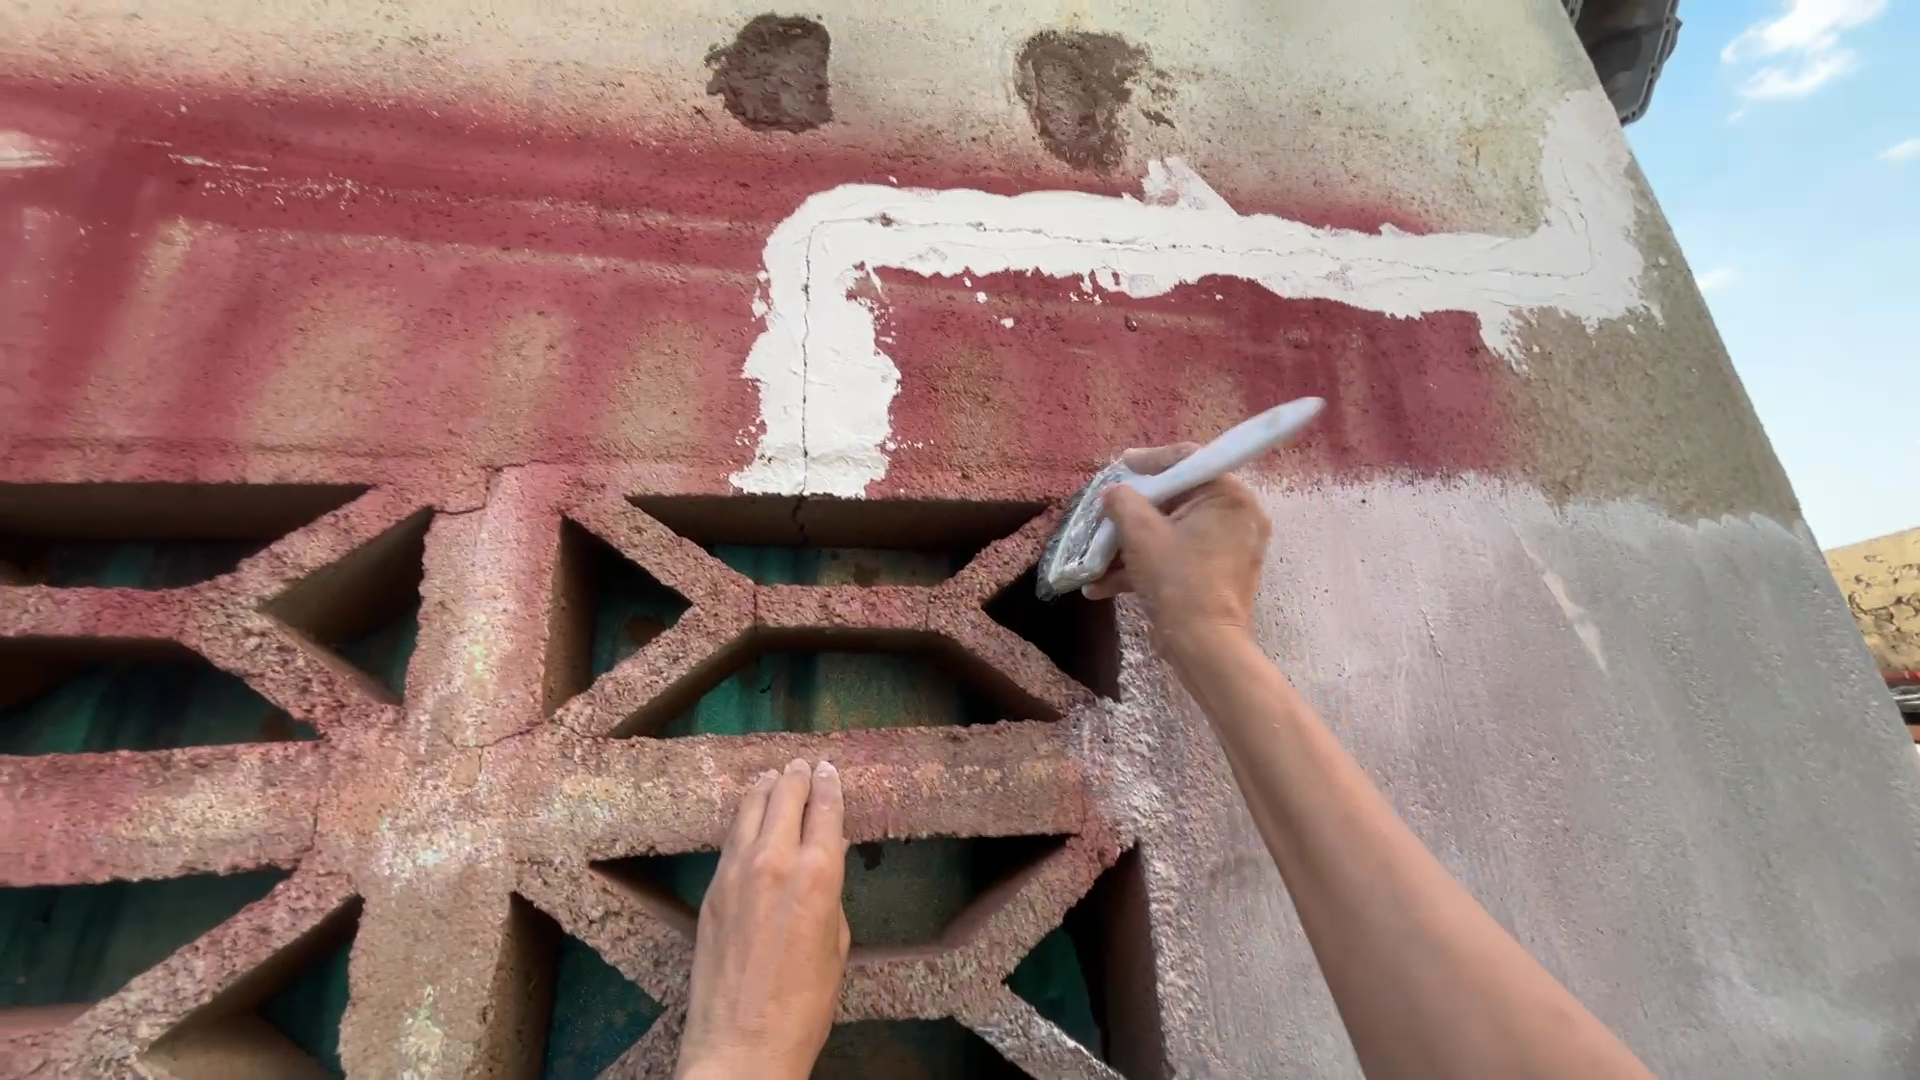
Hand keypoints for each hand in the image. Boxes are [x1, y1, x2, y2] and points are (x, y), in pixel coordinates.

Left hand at [676, 758, 850, 1079]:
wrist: (741, 1046)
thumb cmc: (806, 1002)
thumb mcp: (836, 939)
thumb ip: (828, 890)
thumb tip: (820, 863)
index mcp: (818, 873)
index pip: (825, 808)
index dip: (829, 783)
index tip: (829, 768)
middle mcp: (776, 859)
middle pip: (786, 796)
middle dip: (798, 775)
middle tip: (803, 764)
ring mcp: (737, 871)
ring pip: (751, 808)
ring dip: (766, 787)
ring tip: (773, 775)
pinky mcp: (712, 888)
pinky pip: (731, 837)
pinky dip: (744, 815)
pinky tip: (748, 812)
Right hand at [1083, 444, 1271, 656]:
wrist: (1203, 645)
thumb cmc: (1176, 579)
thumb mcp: (1140, 532)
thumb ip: (1122, 500)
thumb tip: (1114, 493)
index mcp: (1228, 496)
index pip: (1188, 460)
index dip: (1150, 460)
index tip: (1122, 465)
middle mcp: (1236, 516)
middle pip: (1175, 499)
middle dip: (1132, 512)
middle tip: (1104, 513)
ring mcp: (1227, 548)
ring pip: (1171, 532)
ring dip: (1130, 544)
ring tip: (1095, 559)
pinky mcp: (1216, 574)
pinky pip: (1177, 556)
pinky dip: (1144, 565)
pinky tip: (1102, 586)